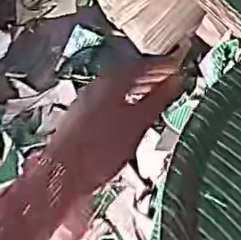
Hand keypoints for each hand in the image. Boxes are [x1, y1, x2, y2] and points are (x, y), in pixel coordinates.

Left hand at [38, 43, 186, 196]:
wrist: (63, 173)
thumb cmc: (97, 150)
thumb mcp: (138, 123)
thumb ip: (159, 100)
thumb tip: (174, 83)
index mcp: (113, 81)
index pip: (144, 65)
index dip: (163, 66)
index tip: (177, 67)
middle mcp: (97, 86)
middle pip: (130, 74)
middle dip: (151, 77)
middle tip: (169, 80)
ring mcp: (87, 100)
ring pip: (119, 87)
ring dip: (138, 89)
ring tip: (155, 97)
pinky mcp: (81, 116)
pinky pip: (109, 100)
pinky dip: (125, 101)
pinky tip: (131, 115)